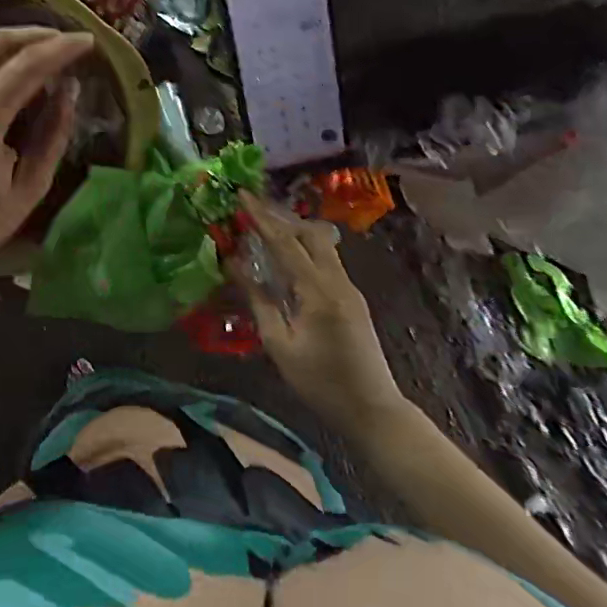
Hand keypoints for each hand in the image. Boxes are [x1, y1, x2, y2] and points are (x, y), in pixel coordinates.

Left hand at [0, 27, 92, 287]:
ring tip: (40, 55)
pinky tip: (5, 76)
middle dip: (37, 35)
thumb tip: (69, 92)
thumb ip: (52, 136)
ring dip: (10, 44)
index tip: (89, 41)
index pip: (27, 64)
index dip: (62, 48)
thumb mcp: (28, 189)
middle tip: (67, 41)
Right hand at [233, 192, 406, 432]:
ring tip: (261, 230)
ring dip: (291, 232)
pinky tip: (282, 258)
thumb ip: (258, 300)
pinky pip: (324, 261)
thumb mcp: (279, 344)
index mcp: (319, 292)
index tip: (242, 196)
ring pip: (320, 245)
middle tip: (249, 212)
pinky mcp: (351, 298)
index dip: (262, 218)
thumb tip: (234, 264)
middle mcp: (338, 282)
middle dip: (279, 218)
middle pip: (309, 234)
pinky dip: (301, 250)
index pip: (286, 243)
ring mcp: (349, 289)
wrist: (372, 410)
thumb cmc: (320, 382)